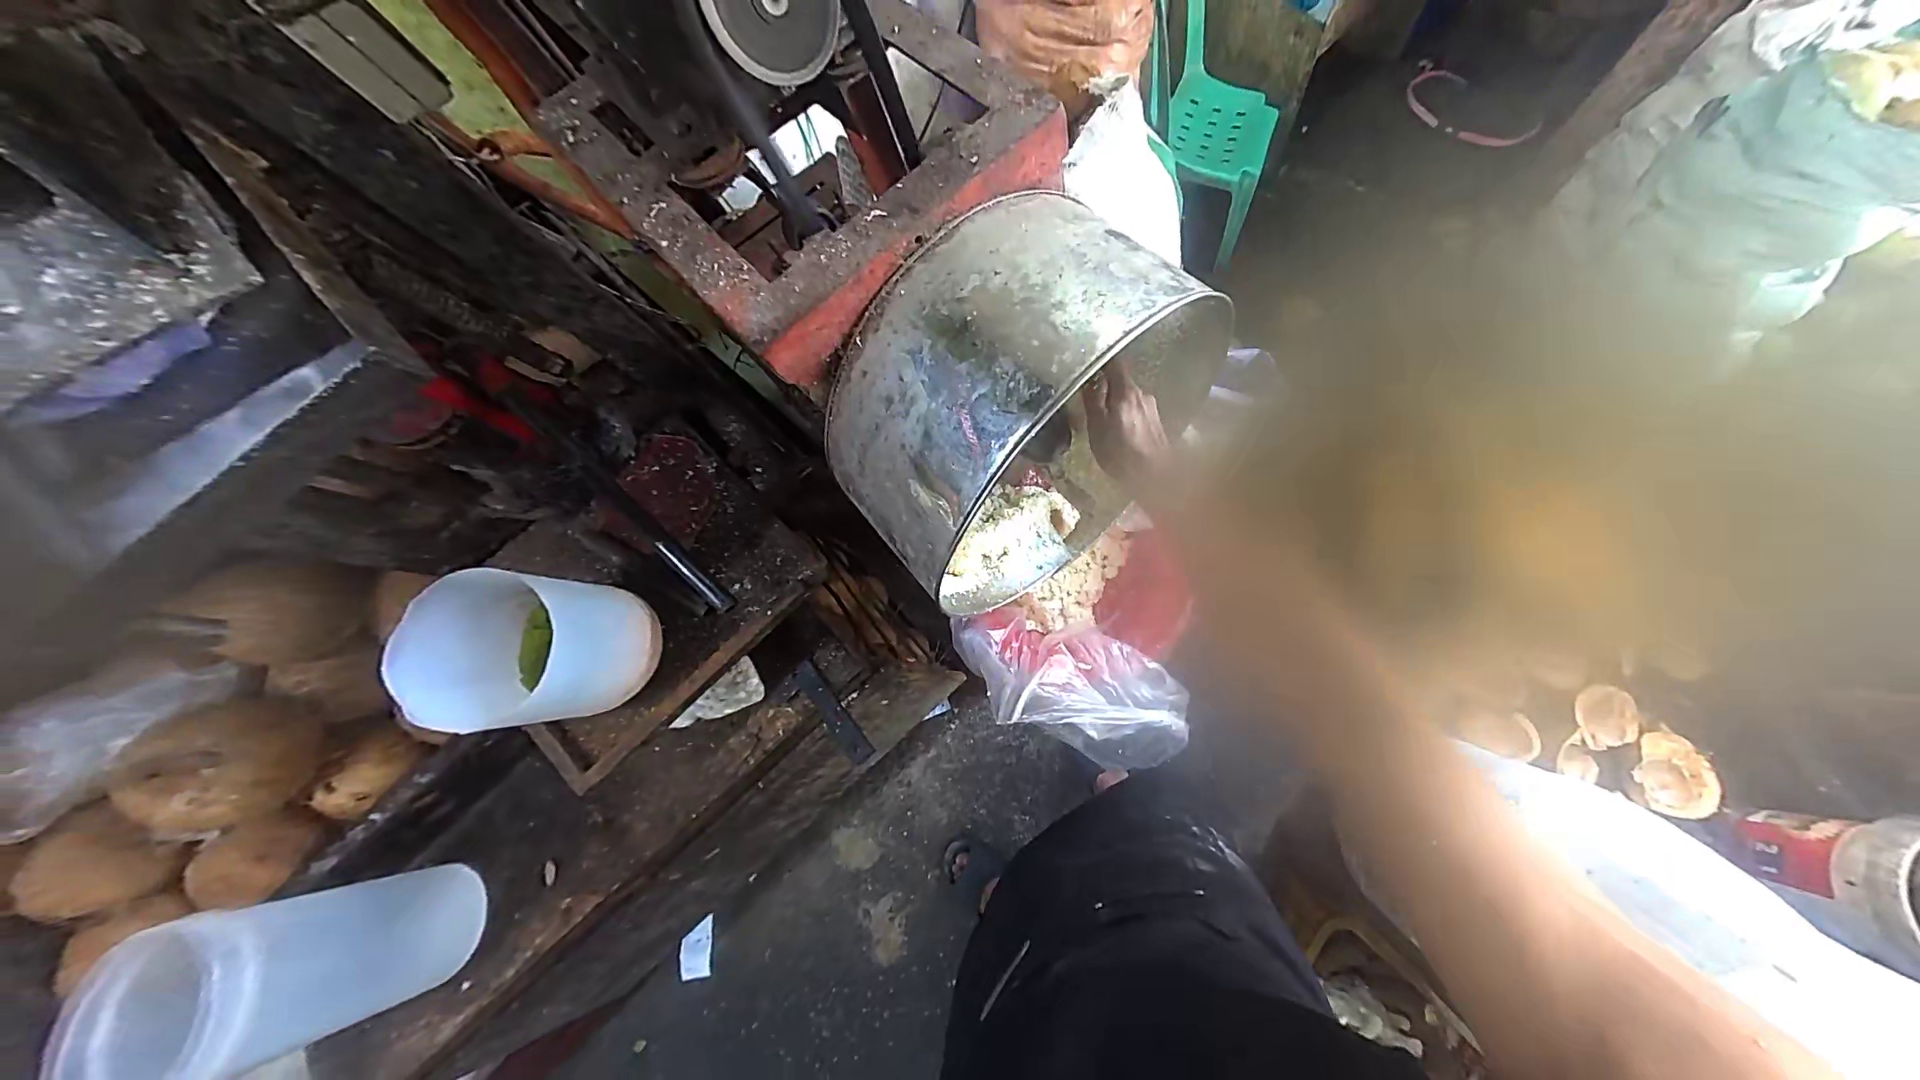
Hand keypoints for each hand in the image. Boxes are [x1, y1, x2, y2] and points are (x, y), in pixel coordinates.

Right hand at [1084, 363, 1170, 490]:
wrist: (1154, 476)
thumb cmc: (1120, 452)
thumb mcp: (1096, 426)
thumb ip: (1093, 400)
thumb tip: (1090, 379)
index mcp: (1126, 391)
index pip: (1115, 364)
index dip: (1101, 362)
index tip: (1088, 367)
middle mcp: (1143, 394)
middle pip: (1122, 382)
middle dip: (1107, 388)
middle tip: (1090, 401)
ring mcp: (1152, 409)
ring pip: (1129, 399)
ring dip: (1117, 405)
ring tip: (1104, 421)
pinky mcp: (1157, 424)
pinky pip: (1137, 412)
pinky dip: (1127, 417)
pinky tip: (1121, 433)